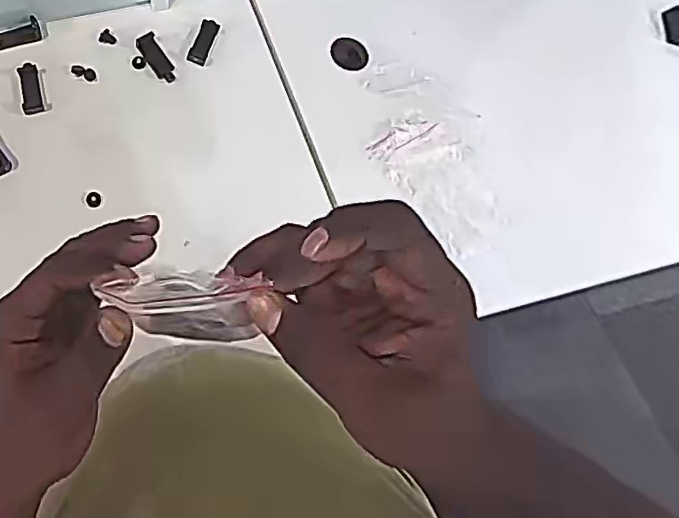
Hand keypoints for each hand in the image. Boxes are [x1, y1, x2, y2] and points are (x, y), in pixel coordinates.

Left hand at [0, 216, 156, 514]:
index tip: (123, 271)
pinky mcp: (72, 318)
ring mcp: (53, 309)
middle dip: (108, 243)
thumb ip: (92, 353)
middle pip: (70, 259)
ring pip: (84, 263)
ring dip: (116, 246)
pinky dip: (119, 268)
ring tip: (147, 232)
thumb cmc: (28, 439)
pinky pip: (96, 282)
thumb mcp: (63, 399)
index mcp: (16, 317)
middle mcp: (32, 305)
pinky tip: (138, 259)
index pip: (54, 275)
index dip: (90, 268)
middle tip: (143, 234)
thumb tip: (118, 315)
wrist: (22, 467)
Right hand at [228, 201, 487, 478]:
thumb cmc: (430, 427)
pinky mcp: (342, 289)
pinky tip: (249, 285)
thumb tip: (262, 304)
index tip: (312, 248)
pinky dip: (273, 273)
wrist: (438, 449)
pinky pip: (304, 266)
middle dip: (296, 249)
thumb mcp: (371, 399)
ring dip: (275, 256)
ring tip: (240, 276)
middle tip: (256, 274)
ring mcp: (369, 277)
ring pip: (318, 241)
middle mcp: (399, 271)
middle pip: (345, 231)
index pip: (394, 229)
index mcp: (432, 288)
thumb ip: (313, 349)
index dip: (351, 229)